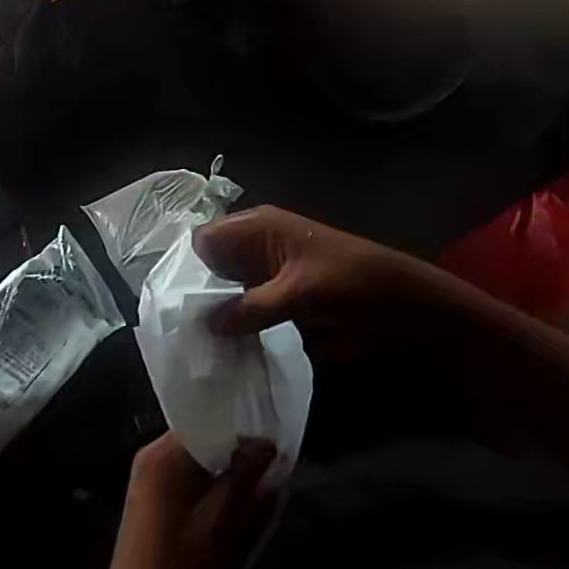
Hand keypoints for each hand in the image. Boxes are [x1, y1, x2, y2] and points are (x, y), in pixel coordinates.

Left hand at [93, 434, 275, 568]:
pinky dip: (221, 488)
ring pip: (206, 462)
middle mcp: (156, 460)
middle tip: (276, 453)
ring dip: (234, 472)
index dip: (241, 419)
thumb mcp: (218, 522)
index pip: (207, 415)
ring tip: (266, 476)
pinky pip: (198, 483)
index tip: (274, 422)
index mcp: (161, 454)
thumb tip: (269, 442)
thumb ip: (246, 475)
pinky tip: (247, 499)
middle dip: (241, 448)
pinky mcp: (163, 508)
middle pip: (207, 438)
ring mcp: (157, 484)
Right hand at [193, 205, 489, 344]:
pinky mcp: (282, 283)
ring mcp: (270, 261)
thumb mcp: (298, 294)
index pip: (204, 240)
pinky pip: (247, 295)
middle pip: (212, 261)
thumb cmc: (349, 281)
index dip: (186, 269)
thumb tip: (205, 325)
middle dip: (196, 291)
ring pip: (228, 281)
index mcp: (259, 225)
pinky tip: (225, 341)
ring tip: (196, 342)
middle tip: (178, 331)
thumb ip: (249, 309)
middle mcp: (258, 238)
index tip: (170, 307)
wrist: (397, 295)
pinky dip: (237, 314)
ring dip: (216, 306)